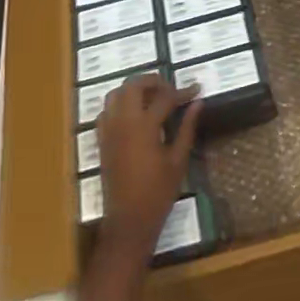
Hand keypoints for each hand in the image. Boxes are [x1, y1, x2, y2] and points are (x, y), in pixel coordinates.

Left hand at [95, 74, 201, 253]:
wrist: (128, 219)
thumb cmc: (158, 192)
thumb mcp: (178, 161)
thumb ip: (186, 128)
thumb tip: (198, 104)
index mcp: (144, 125)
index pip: (164, 98)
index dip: (182, 92)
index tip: (195, 89)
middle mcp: (123, 120)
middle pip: (134, 85)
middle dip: (153, 81)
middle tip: (170, 89)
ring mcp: (108, 127)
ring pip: (117, 93)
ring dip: (134, 89)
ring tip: (152, 97)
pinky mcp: (101, 137)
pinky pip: (107, 110)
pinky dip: (120, 104)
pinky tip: (133, 114)